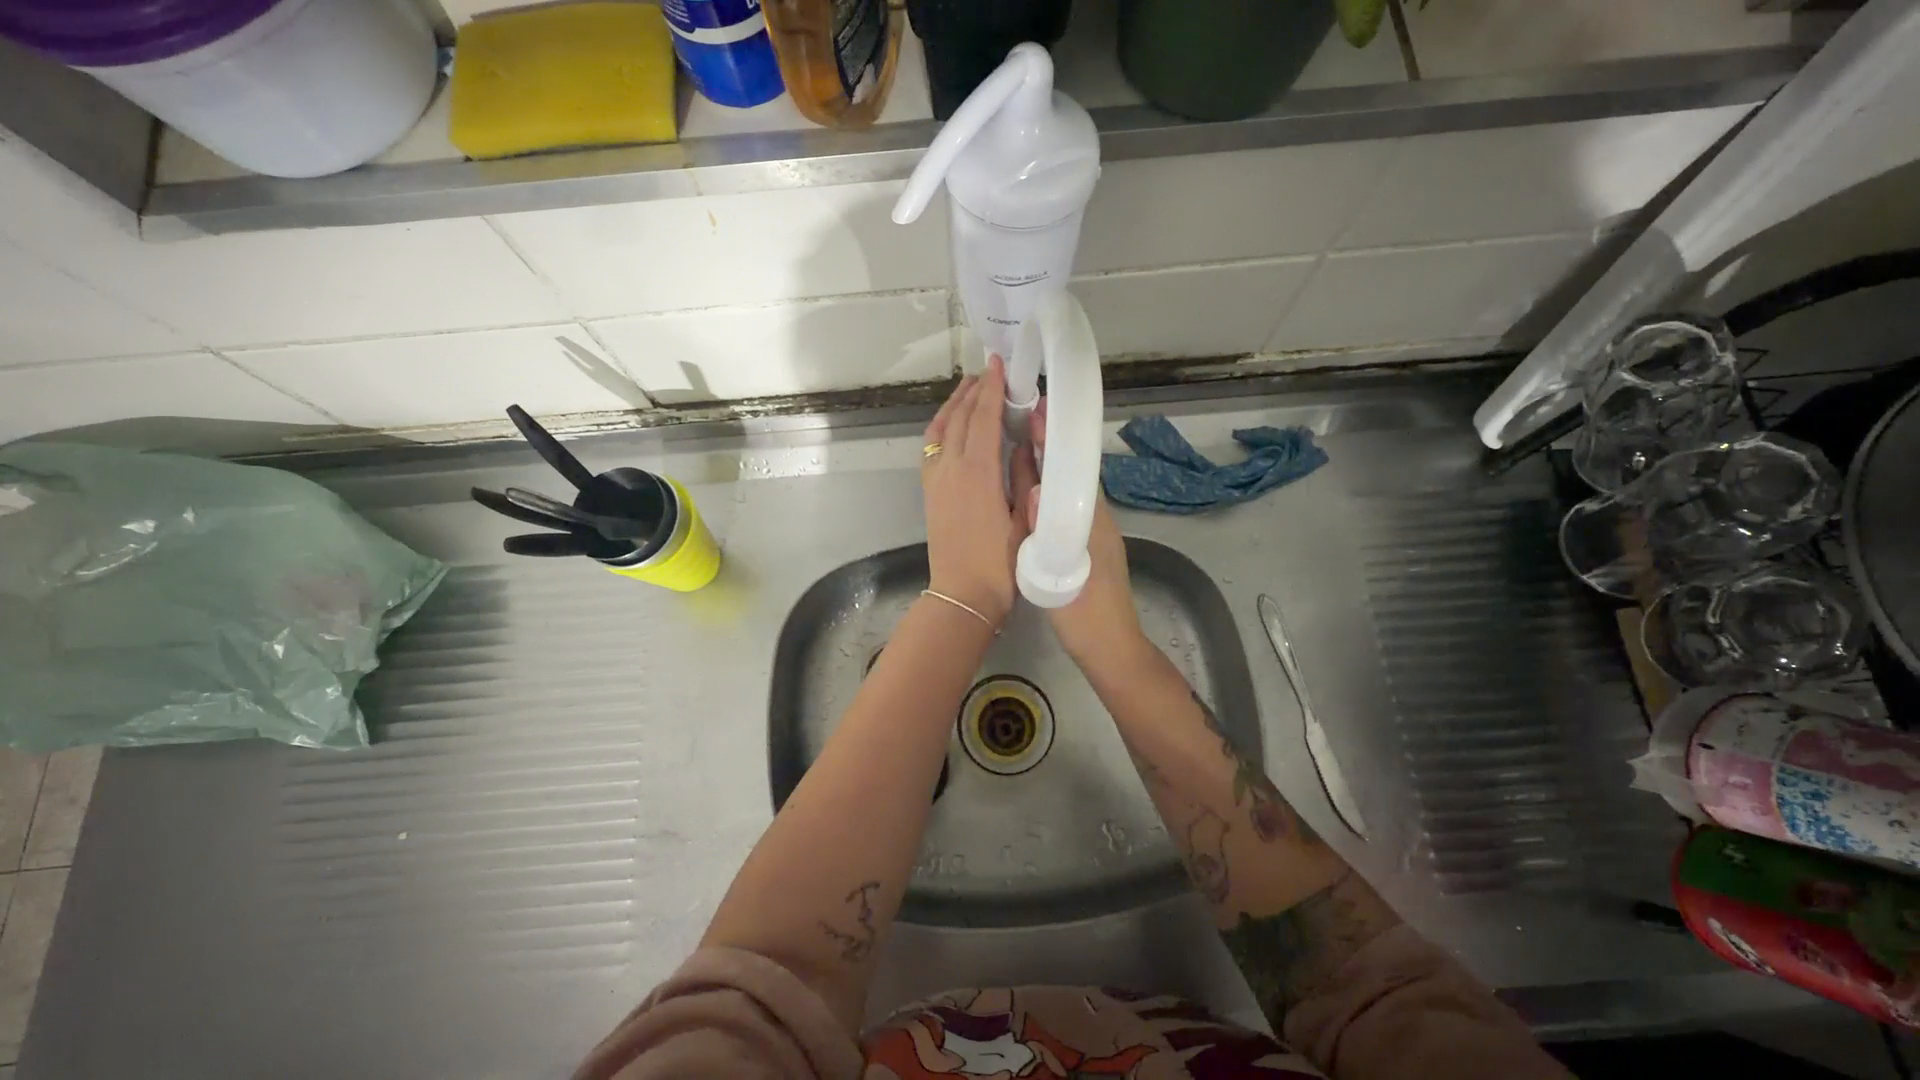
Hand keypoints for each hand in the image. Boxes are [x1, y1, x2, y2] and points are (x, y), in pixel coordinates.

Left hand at [921, 355, 1026, 625]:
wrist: (962, 595)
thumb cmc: (1001, 564)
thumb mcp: (1023, 520)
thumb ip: (1023, 478)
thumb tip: (1024, 445)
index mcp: (978, 473)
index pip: (984, 418)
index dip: (992, 388)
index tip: (999, 364)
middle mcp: (952, 468)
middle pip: (962, 418)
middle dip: (975, 390)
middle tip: (991, 370)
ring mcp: (936, 479)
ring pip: (942, 429)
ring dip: (956, 405)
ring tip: (971, 387)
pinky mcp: (929, 491)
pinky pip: (932, 446)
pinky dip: (942, 426)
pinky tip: (952, 423)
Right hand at [1016, 398, 1147, 666]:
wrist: (1109, 648)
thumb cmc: (1086, 616)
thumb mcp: (1063, 577)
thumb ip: (1047, 535)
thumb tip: (1033, 489)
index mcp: (1092, 521)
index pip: (1074, 468)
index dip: (1056, 440)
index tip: (1038, 411)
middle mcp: (1094, 519)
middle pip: (1070, 473)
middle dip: (1049, 445)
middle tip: (1025, 414)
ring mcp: (1091, 533)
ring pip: (1066, 490)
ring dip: (1046, 466)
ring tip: (1021, 440)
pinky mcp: (1084, 547)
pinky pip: (1063, 508)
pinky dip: (1045, 491)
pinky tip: (1027, 490)